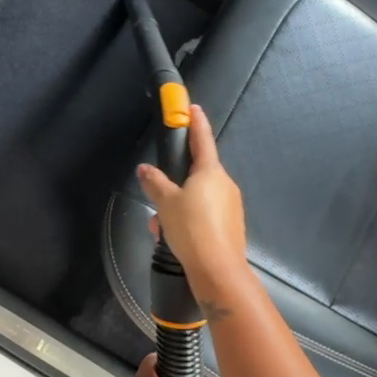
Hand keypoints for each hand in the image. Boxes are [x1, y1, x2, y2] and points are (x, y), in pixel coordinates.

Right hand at [137, 105, 247, 300]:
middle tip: (157, 201)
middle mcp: (225, 184)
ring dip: (177, 208)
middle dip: (174, 185)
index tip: (191, 108)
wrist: (218, 269)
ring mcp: (231, 206)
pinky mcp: (230, 225)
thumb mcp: (165, 203)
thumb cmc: (192, 228)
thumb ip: (155, 183)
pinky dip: (188, 221)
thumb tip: (145, 169)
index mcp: (211, 172)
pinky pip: (204, 215)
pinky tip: (174, 239)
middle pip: (196, 175)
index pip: (202, 139)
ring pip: (197, 198)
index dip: (195, 122)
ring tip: (161, 229)